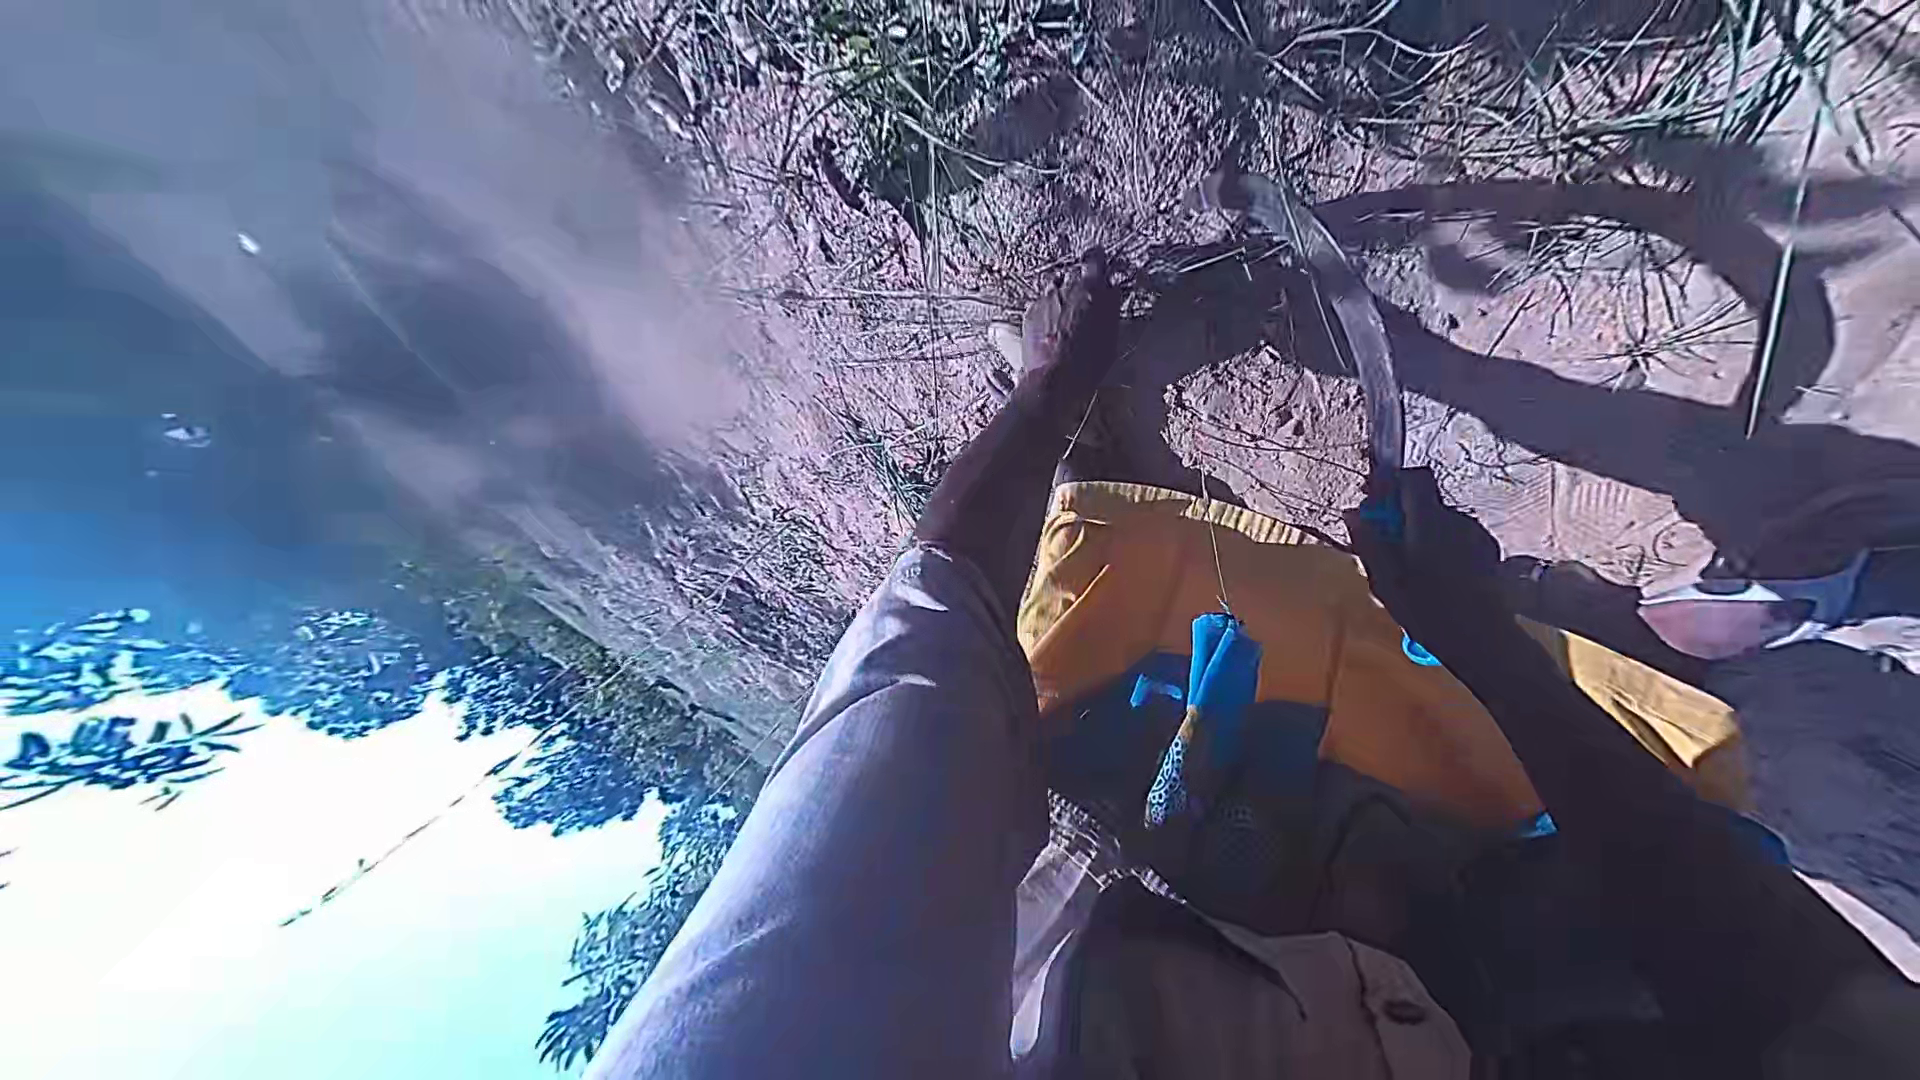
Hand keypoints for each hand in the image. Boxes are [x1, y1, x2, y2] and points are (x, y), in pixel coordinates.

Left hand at [1019, 250, 1120, 398]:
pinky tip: (1049, 326)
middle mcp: (1067, 286)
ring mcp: (1046, 298)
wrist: (1055, 379)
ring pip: (1055, 285)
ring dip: (1061, 293)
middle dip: (1079, 281)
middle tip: (1084, 297)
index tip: (1100, 268)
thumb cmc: (1089, 362)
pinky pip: (1040, 303)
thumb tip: (1111, 294)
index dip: (1098, 262)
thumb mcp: (1110, 334)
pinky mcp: (1030, 311)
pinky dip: (1046, 310)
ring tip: (1065, 311)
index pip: (1096, 259)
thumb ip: (1110, 307)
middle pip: (1073, 272)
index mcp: (1093, 287)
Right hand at [1344, 468, 1511, 655]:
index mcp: (1430, 522)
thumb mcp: (1385, 578)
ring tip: (1398, 556)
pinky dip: (1433, 539)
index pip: (1413, 478)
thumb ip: (1369, 541)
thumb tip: (1352, 512)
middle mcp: (1457, 520)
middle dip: (1396, 508)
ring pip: (1437, 516)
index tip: (1369, 496)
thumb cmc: (1427, 610)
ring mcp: (1476, 535)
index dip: (1389, 480)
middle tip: (1374, 533)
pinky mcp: (1486, 551)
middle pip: (1423, 497)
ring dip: (1414, 526)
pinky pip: (1452, 533)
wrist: (1484, 640)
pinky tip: (1425, 568)